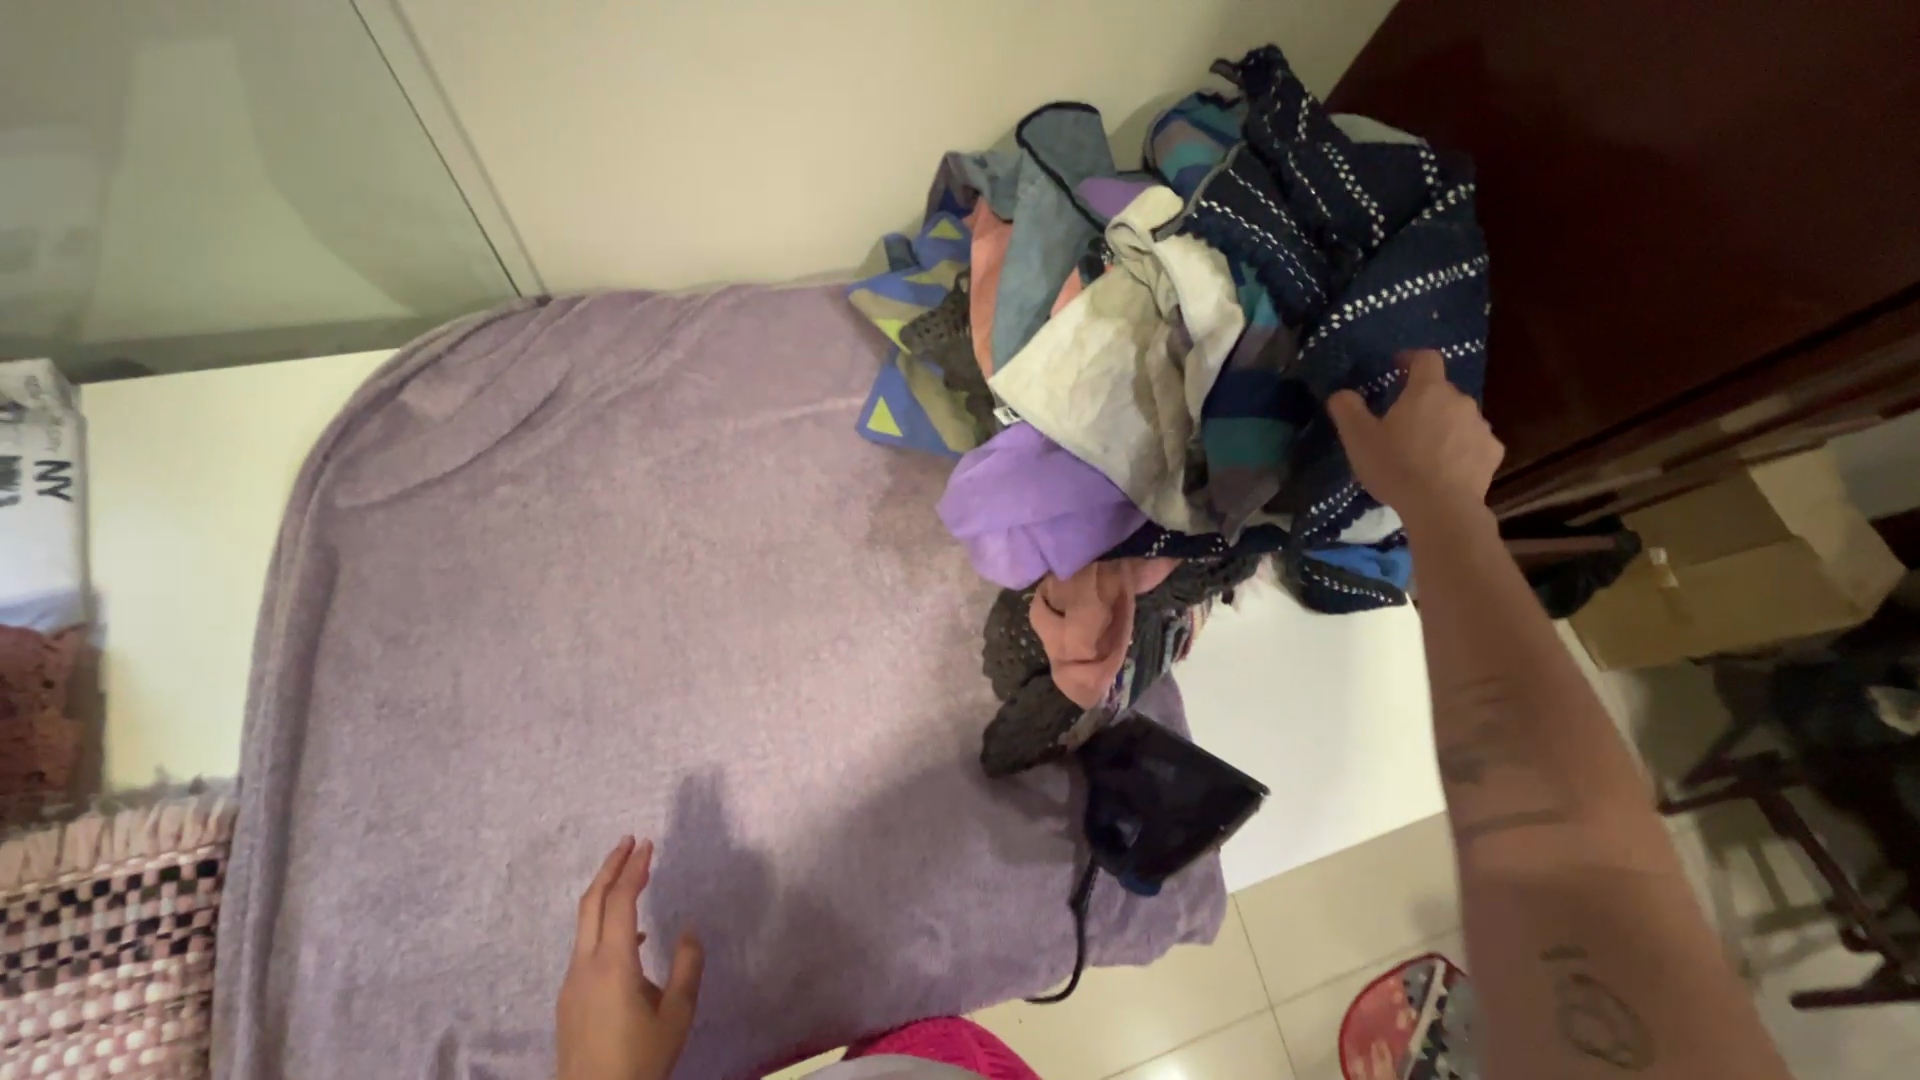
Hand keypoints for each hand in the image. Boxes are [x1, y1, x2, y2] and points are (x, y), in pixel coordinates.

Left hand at [557, 837, 704, 1079]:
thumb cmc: (640, 1060)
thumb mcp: (677, 1014)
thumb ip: (687, 966)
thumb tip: (690, 928)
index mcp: (613, 963)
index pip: (621, 901)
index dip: (634, 868)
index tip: (648, 843)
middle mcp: (585, 965)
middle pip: (591, 902)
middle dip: (610, 867)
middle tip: (630, 841)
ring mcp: (572, 982)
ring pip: (585, 923)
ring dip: (606, 893)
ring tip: (633, 877)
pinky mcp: (570, 999)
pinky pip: (586, 946)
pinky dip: (605, 923)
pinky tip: (633, 938)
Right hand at [1327, 349, 1503, 529]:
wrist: (1440, 508)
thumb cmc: (1395, 467)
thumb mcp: (1358, 439)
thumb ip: (1347, 409)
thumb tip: (1342, 393)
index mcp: (1427, 391)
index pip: (1426, 358)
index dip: (1410, 359)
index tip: (1397, 368)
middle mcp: (1460, 401)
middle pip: (1441, 391)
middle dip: (1423, 401)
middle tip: (1401, 424)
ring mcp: (1480, 427)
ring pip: (1458, 417)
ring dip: (1442, 426)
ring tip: (1423, 451)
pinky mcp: (1492, 453)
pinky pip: (1473, 442)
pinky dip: (1460, 449)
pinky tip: (1445, 469)